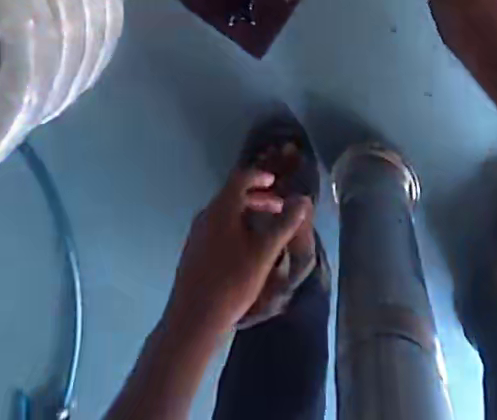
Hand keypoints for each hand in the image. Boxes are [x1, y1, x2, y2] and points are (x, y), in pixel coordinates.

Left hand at [163, 167, 311, 338]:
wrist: (193, 320)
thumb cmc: (231, 282)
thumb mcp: (264, 252)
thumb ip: (285, 224)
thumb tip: (303, 200)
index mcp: (222, 208)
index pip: (240, 178)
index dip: (259, 176)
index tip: (275, 182)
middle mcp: (206, 215)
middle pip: (232, 195)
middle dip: (257, 197)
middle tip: (278, 208)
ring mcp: (197, 234)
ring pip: (224, 212)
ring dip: (246, 213)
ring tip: (265, 229)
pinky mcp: (193, 252)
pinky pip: (217, 227)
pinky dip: (234, 226)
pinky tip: (245, 248)